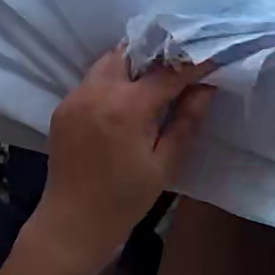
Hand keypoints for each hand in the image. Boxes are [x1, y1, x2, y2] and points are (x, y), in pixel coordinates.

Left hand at [31, 48, 215, 274]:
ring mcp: (74, 98)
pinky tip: (123, 101)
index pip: (166, 72)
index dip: (192, 64)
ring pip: (106, 63)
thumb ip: (186, 121)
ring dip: (130, 66)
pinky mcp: (62, 108)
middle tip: (177, 68)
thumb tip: (206, 88)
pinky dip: (109, 82)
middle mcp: (96, 92)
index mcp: (125, 107)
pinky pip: (90, 82)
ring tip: (151, 82)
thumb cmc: (125, 199)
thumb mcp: (165, 164)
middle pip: (129, 54)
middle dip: (154, 56)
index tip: (211, 58)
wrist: (74, 221)